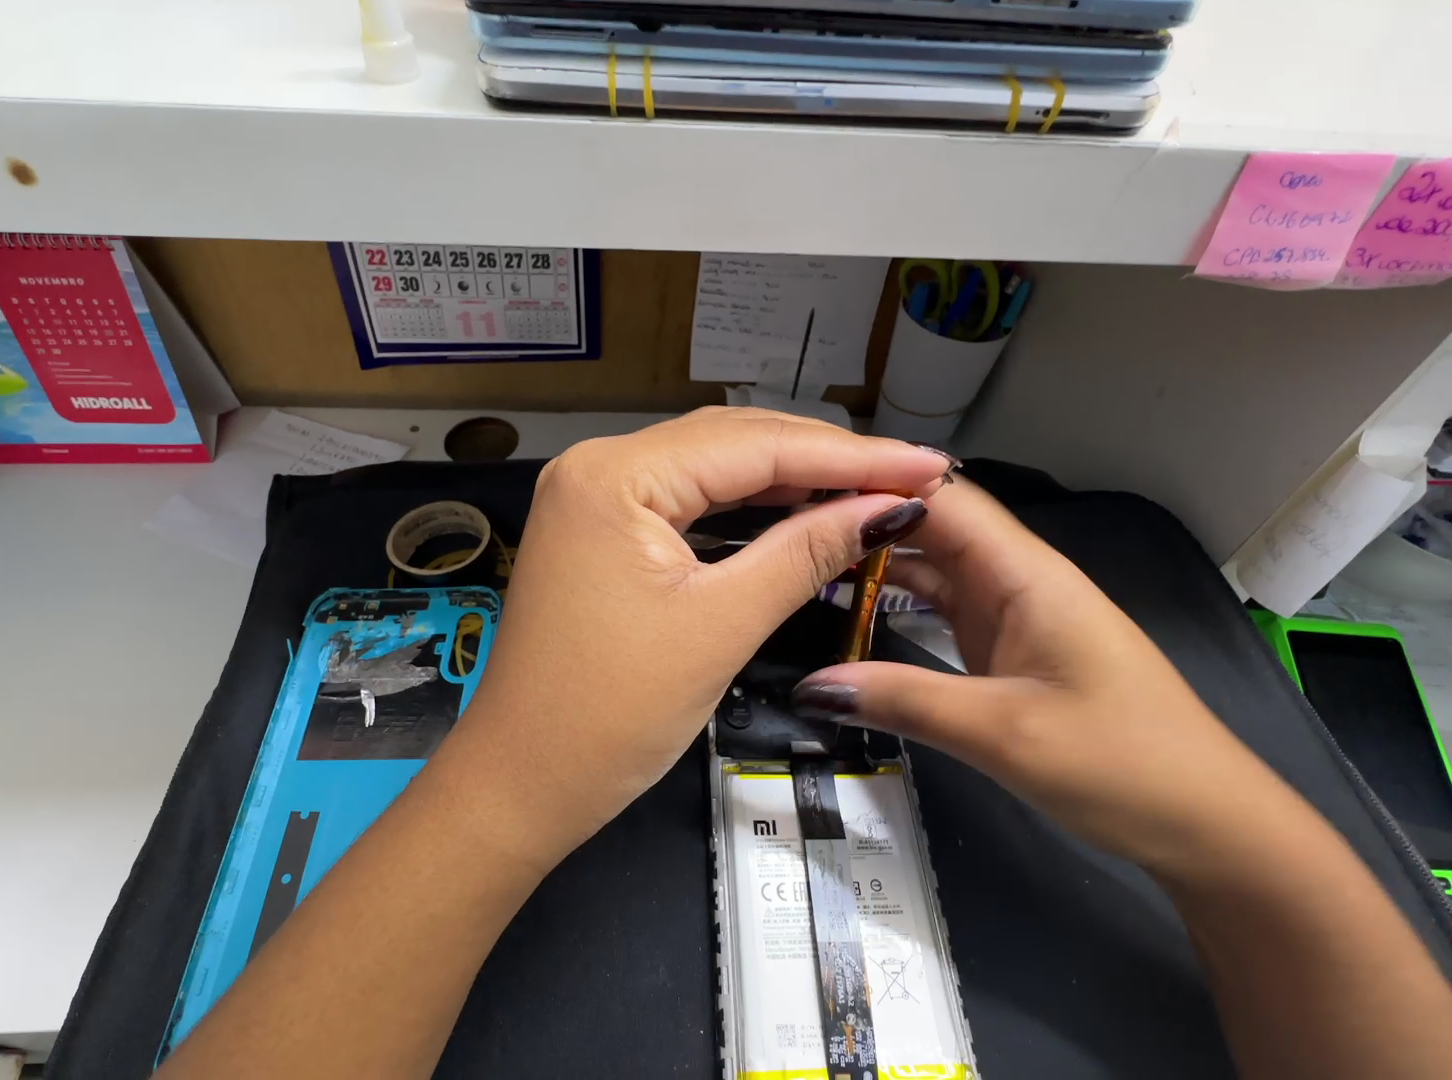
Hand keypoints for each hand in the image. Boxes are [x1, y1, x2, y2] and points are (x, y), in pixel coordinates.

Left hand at [432, 408, 950, 871]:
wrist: (523, 783)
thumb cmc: (612, 714)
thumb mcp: (720, 625)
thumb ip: (805, 553)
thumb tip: (887, 508)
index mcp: (616, 475)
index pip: (754, 444)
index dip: (850, 455)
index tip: (928, 464)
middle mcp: (599, 466)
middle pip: (732, 444)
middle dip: (824, 462)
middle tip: (910, 478)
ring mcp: (595, 497)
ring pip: (713, 471)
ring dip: (790, 482)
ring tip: (870, 491)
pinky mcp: (601, 531)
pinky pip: (688, 503)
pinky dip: (747, 510)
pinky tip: (800, 513)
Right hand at [790, 480, 1308, 881]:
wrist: (1205, 825)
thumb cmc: (1121, 763)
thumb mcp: (1002, 733)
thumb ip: (901, 700)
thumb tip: (809, 687)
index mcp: (1025, 572)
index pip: (940, 497)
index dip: (873, 482)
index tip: (798, 487)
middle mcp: (1015, 579)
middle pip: (929, 525)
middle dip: (861, 518)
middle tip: (780, 525)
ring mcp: (1010, 613)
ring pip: (930, 566)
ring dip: (872, 561)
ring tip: (798, 559)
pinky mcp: (1004, 648)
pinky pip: (938, 609)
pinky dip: (892, 605)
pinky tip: (847, 611)